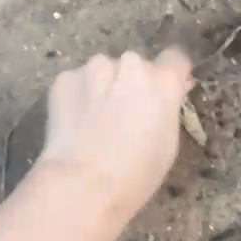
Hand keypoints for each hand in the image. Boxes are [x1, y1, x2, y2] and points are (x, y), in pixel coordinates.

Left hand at [17, 50, 193, 240]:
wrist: (82, 183)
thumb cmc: (135, 174)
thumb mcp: (168, 143)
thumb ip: (167, 108)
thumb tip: (164, 95)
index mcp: (162, 80)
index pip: (175, 57)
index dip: (170, 73)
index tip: (164, 90)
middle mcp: (130, 64)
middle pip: (135, 66)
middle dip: (131, 83)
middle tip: (123, 115)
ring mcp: (94, 67)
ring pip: (103, 71)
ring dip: (102, 86)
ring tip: (93, 121)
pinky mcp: (65, 78)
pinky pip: (77, 82)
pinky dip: (77, 96)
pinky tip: (73, 124)